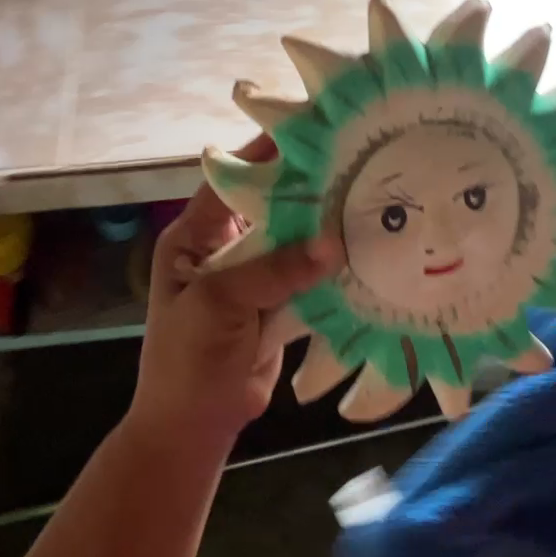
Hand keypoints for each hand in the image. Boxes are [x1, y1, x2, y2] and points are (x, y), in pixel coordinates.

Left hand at [129, 135, 335, 447]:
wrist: (193, 426)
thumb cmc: (187, 358)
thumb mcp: (218, 304)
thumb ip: (273, 270)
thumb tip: (333, 243)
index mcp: (193, 237)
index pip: (229, 181)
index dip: (262, 154)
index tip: (306, 130)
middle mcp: (222, 248)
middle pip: (268, 208)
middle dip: (305, 191)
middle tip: (352, 163)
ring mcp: (251, 277)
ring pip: (292, 242)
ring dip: (322, 228)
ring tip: (367, 198)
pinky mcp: (276, 304)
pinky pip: (306, 276)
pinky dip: (329, 266)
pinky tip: (364, 248)